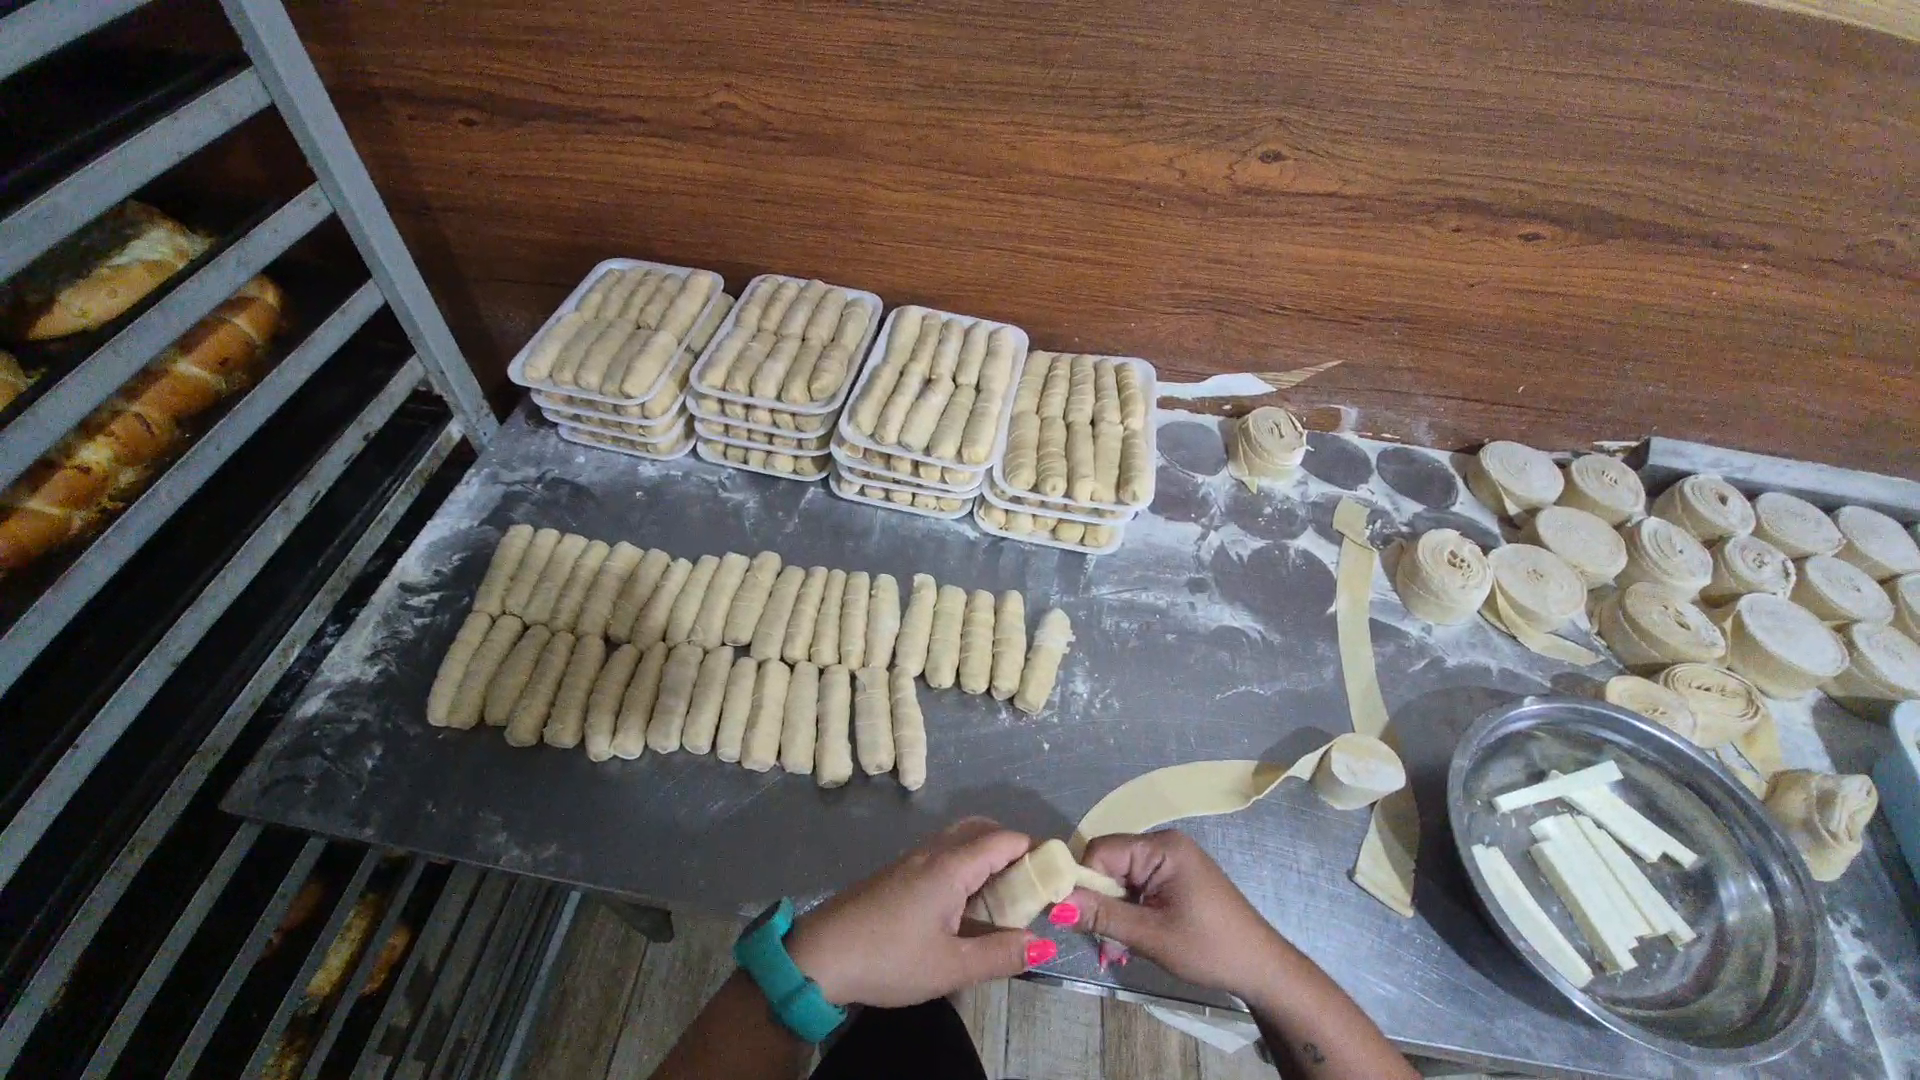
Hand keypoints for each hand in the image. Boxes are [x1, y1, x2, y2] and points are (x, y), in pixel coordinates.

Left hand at [786, 818, 1042, 1007]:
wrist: (820, 956)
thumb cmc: (889, 959)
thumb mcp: (951, 967)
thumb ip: (1000, 955)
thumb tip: (1042, 943)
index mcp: (951, 866)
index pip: (1004, 839)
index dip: (1035, 852)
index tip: (1055, 878)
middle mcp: (934, 852)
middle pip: (982, 830)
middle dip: (1012, 849)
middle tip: (1029, 887)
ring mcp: (913, 859)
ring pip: (960, 840)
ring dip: (987, 857)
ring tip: (1002, 899)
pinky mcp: (899, 873)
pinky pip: (943, 854)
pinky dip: (966, 865)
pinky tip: (966, 906)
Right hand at [1069, 830, 1292, 1001]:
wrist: (1262, 969)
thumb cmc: (1209, 948)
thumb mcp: (1151, 935)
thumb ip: (1103, 916)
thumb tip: (1056, 904)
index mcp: (1161, 847)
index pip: (1102, 850)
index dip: (1085, 882)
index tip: (1081, 918)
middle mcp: (1164, 844)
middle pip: (1109, 862)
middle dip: (1100, 900)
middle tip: (1104, 942)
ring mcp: (1171, 860)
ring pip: (1120, 877)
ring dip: (1114, 909)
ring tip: (1120, 947)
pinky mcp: (1174, 878)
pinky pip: (1136, 884)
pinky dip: (1129, 909)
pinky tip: (1135, 936)